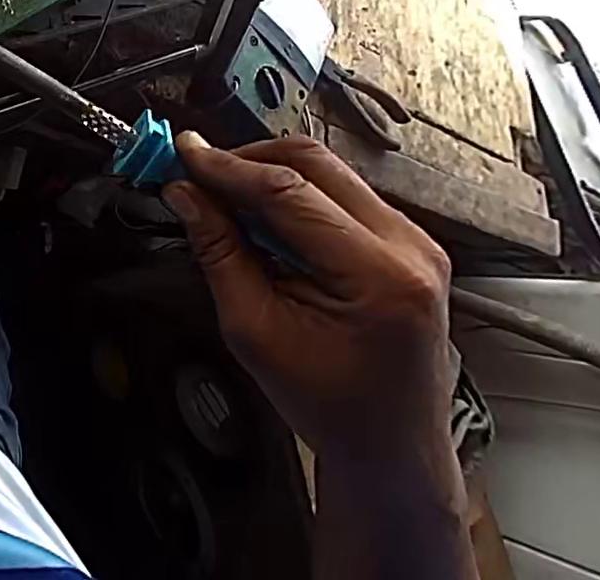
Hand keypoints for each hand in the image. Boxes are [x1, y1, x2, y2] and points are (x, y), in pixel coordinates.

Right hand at [163, 133, 453, 456]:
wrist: (392, 447)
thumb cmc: (328, 405)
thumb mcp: (255, 332)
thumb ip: (219, 253)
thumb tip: (185, 195)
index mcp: (379, 276)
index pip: (289, 192)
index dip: (228, 167)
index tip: (185, 152)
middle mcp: (409, 246)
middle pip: (313, 163)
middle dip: (247, 159)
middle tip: (198, 171)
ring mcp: (415, 239)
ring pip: (327, 169)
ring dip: (268, 173)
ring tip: (224, 197)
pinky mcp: (407, 240)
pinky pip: (340, 191)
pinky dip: (293, 192)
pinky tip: (262, 217)